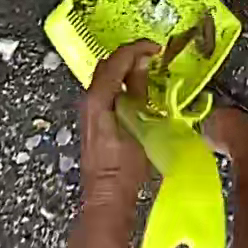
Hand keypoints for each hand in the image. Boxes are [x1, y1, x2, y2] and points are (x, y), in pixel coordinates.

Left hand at [78, 40, 158, 210]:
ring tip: (149, 69)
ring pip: (107, 74)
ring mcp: (89, 108)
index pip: (117, 59)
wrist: (107, 199)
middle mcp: (89, 98)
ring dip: (127, 67)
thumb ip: (138, 91)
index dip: (138, 48)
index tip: (157, 48)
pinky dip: (123, 80)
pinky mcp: (94, 117)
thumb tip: (143, 62)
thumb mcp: (138, 125)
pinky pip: (108, 87)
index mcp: (98, 97)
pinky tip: (138, 87)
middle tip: (154, 57)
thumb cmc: (124, 167)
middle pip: (109, 63)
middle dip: (132, 54)